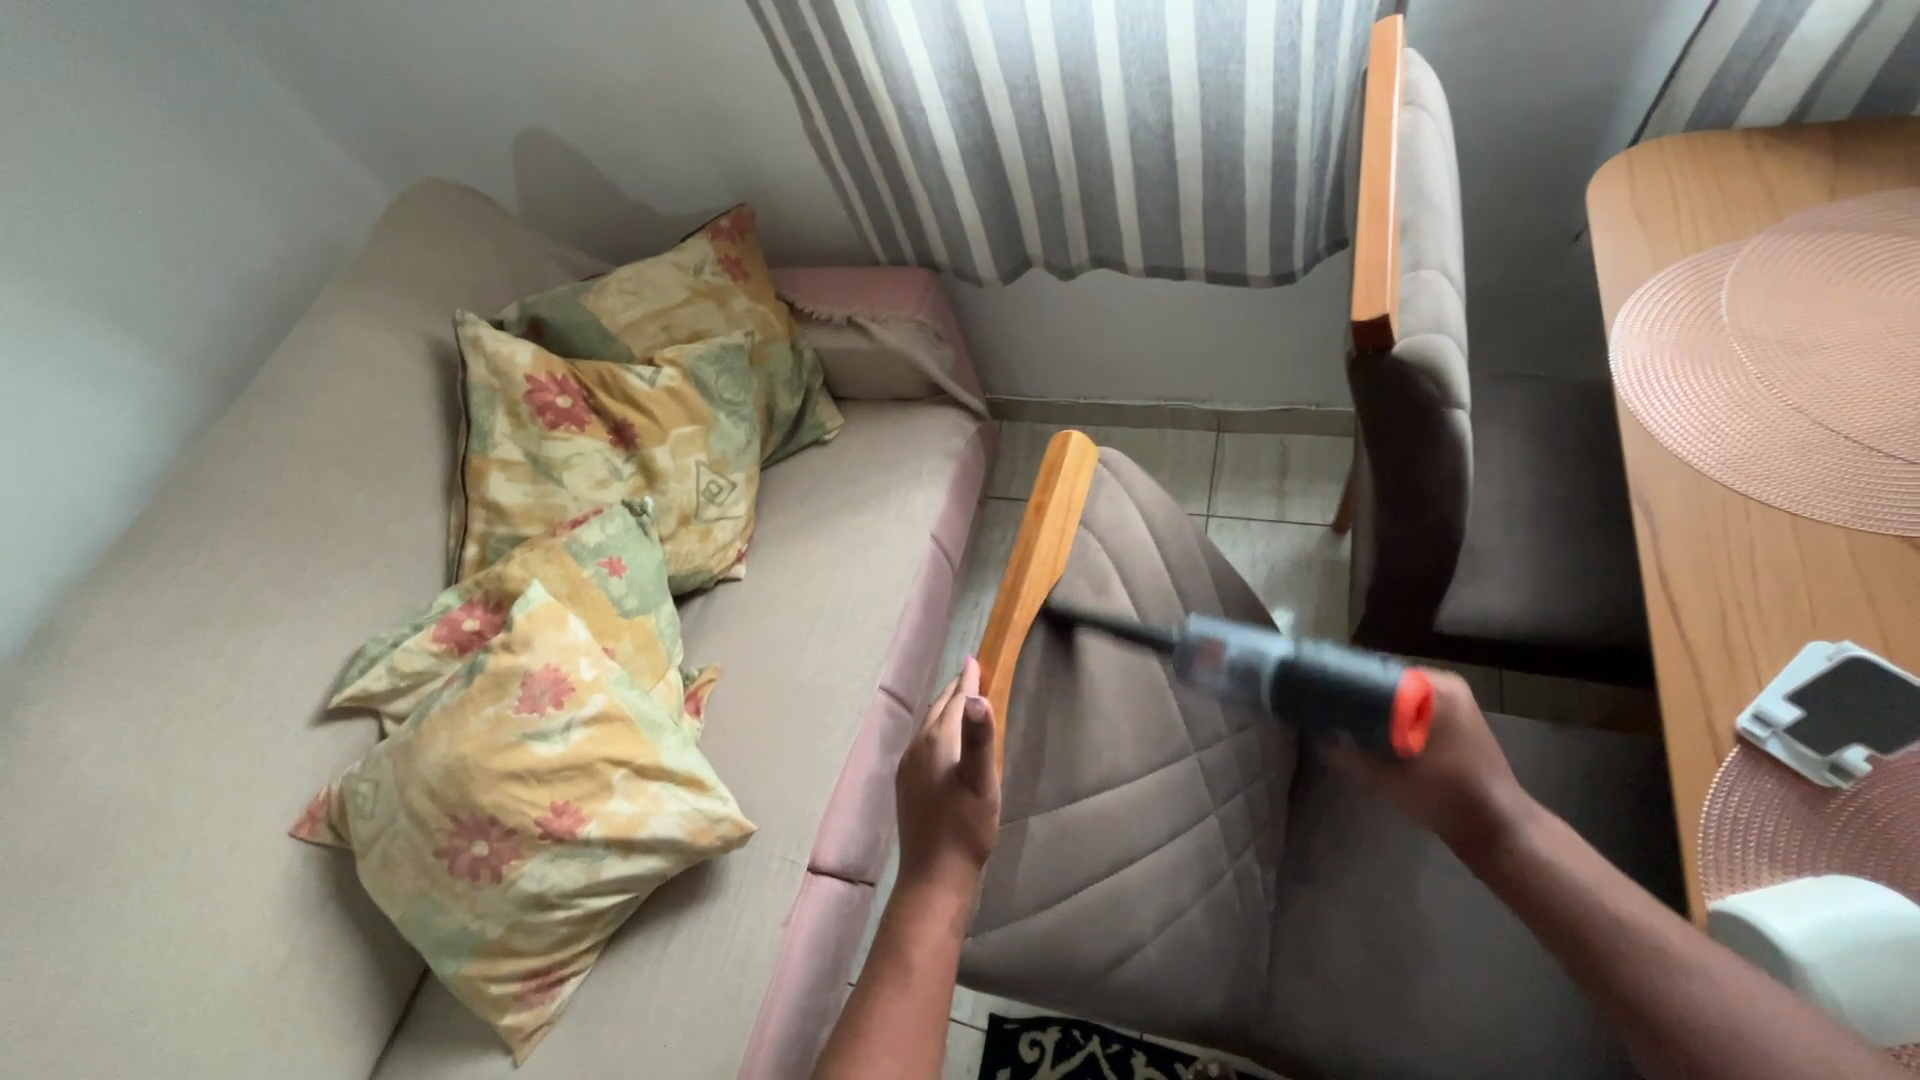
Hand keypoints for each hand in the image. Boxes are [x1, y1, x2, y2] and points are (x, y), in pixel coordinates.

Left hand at [894, 656, 1000, 899]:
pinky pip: (924, 746)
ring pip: (930, 728)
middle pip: (939, 711)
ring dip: (946, 712)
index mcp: (937, 741)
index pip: (955, 701)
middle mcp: (917, 749)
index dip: (968, 680)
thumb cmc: (965, 827)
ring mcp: (908, 769)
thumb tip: (978, 697)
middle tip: (971, 675)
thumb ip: (981, 738)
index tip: (975, 660)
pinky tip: (943, 745)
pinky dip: (939, 733)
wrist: (934, 876)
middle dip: (956, 692)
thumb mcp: (982, 781)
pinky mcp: (907, 787)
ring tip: (960, 704)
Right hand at [1324, 669, 1539, 859]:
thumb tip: (1319, 736)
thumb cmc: (1445, 796)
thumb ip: (1349, 755)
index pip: (1375, 672)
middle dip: (1357, 698)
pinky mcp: (1456, 722)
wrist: (1495, 827)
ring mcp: (1455, 703)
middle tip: (1324, 711)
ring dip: (1374, 710)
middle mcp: (1445, 686)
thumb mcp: (1387, 777)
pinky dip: (1393, 719)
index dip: (1344, 684)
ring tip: (1340, 721)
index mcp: (1433, 688)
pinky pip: (1414, 710)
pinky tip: (1370, 735)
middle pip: (1386, 683)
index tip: (1319, 695)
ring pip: (1398, 698)